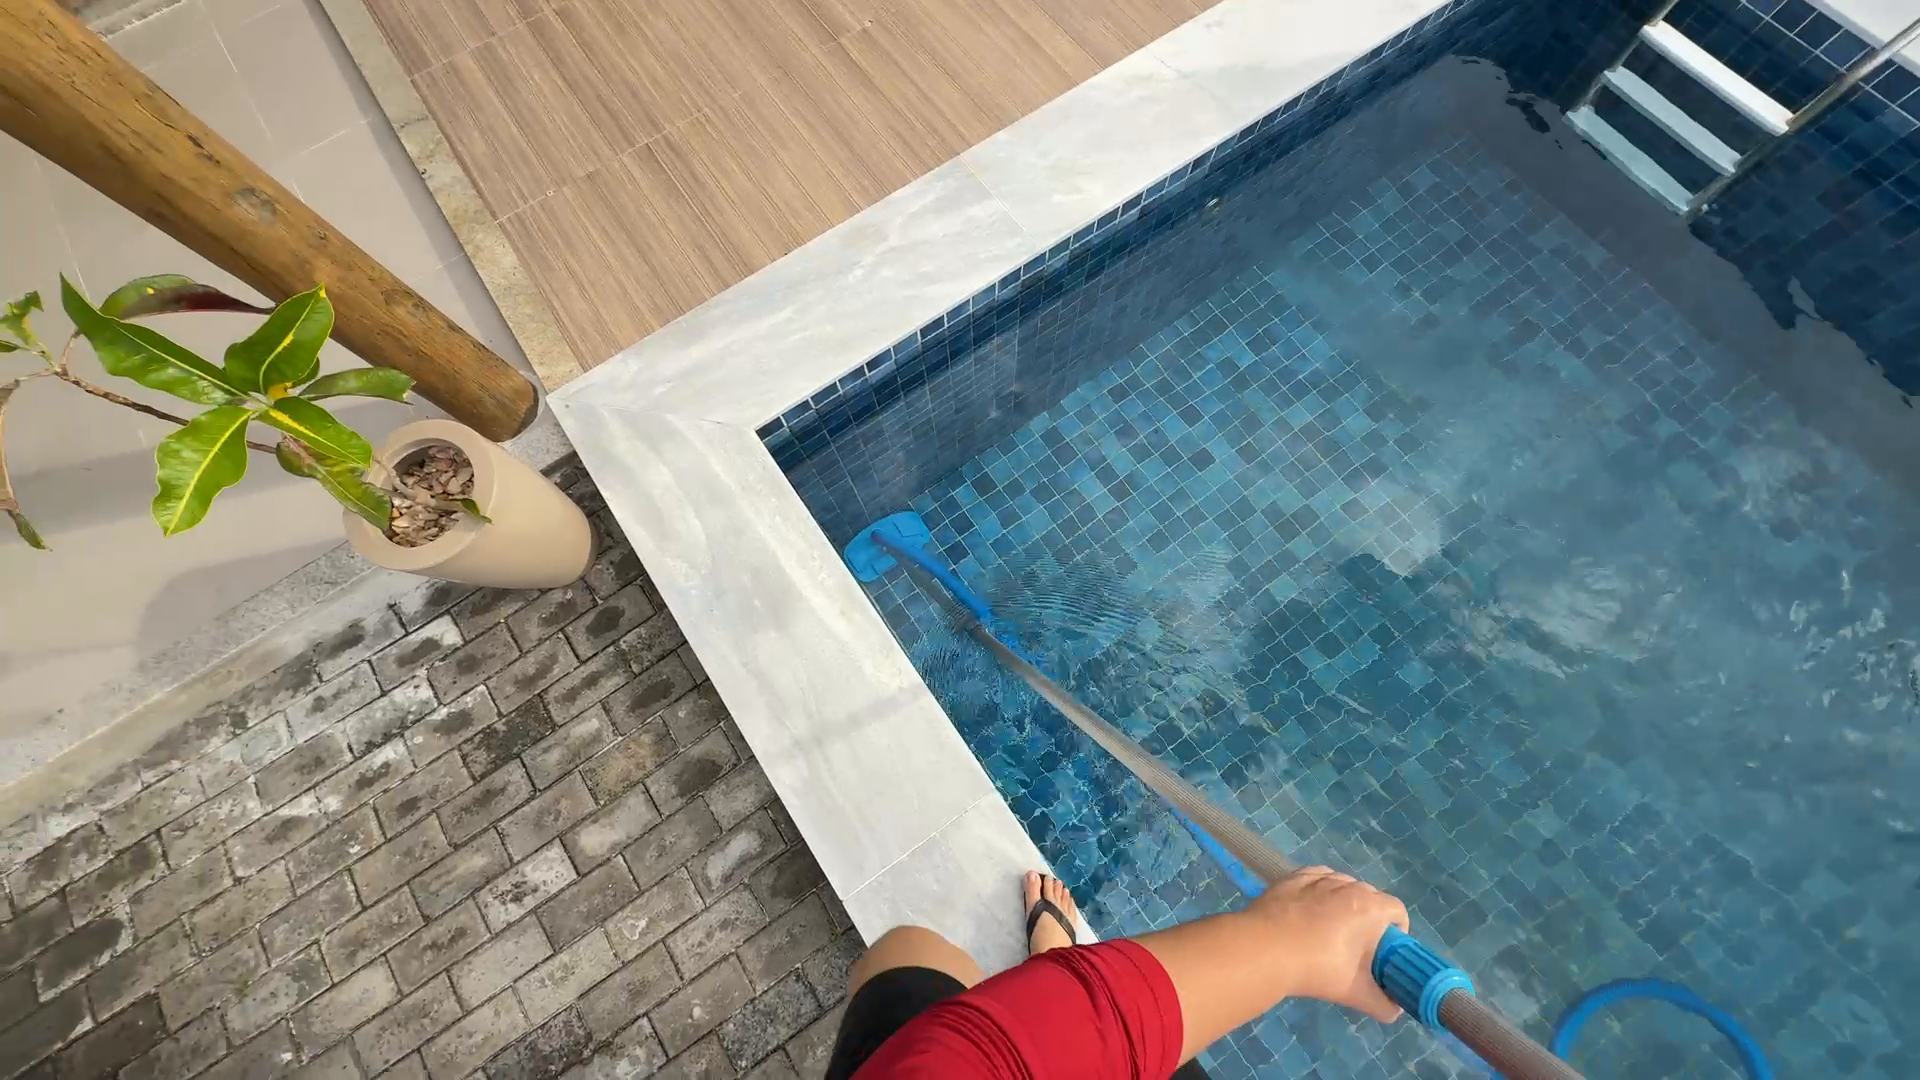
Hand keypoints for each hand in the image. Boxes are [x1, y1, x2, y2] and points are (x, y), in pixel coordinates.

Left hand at [1248, 866, 1409, 1022]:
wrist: (1265, 948)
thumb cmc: (1318, 967)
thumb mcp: (1359, 994)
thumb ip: (1385, 1004)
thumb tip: (1393, 1007)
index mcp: (1369, 907)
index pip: (1397, 910)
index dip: (1397, 931)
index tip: (1385, 952)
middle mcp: (1345, 884)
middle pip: (1370, 896)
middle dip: (1371, 918)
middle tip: (1358, 945)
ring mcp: (1315, 876)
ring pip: (1341, 884)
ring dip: (1344, 902)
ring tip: (1331, 928)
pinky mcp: (1290, 876)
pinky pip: (1314, 878)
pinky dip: (1318, 890)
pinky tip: (1309, 910)